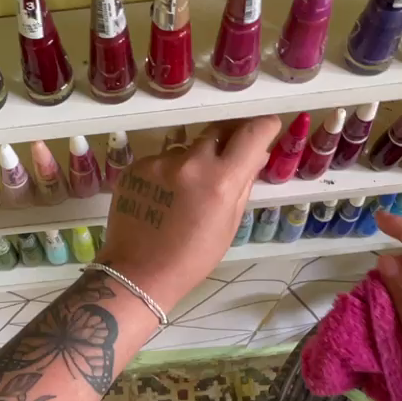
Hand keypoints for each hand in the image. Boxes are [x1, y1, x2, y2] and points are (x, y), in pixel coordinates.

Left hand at [98, 116, 280, 314]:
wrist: (139, 274)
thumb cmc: (192, 258)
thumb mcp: (229, 225)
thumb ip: (243, 185)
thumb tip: (255, 156)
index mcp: (221, 180)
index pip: (251, 133)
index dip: (263, 126)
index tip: (266, 126)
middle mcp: (191, 163)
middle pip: (215, 134)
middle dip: (223, 146)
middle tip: (220, 167)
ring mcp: (158, 163)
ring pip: (184, 150)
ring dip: (191, 164)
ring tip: (182, 196)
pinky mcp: (135, 167)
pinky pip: (159, 161)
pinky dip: (164, 175)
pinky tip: (160, 200)